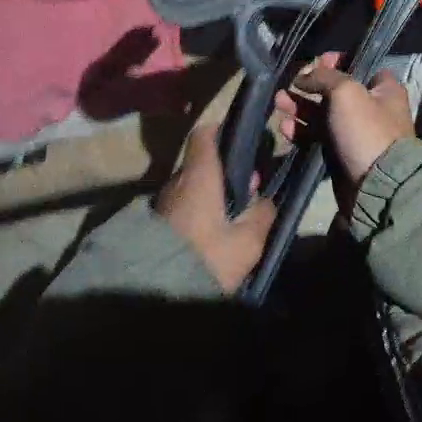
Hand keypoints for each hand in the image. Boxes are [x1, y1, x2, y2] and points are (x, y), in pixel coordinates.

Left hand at [154, 124, 275, 293]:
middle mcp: (177, 181)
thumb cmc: (207, 256)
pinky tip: (211, 233)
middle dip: (224, 171)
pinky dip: (197, 210)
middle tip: (248, 189)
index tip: (240, 140)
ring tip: (232, 216)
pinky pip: (181, 206)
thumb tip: (266, 200)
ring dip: (210, 193)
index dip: (222, 131)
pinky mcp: (154, 224)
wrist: (157, 291)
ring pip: (191, 187)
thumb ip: (262, 215)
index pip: (204, 135)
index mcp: (200, 175)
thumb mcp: (248, 242)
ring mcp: (162, 203)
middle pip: (201, 163)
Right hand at [276, 55, 415, 200]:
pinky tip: (286, 129)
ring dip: (301, 108)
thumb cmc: (366, 129)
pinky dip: (303, 130)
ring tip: (278, 103)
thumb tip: (304, 75)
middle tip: (288, 85)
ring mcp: (356, 132)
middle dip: (310, 87)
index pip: (360, 65)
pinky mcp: (342, 152)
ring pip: (324, 114)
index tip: (317, 61)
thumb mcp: (346, 92)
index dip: (337, 62)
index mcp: (384, 88)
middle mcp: (372, 107)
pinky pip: (319, 136)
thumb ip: (324, 76)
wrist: (375, 186)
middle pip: (336, 91)